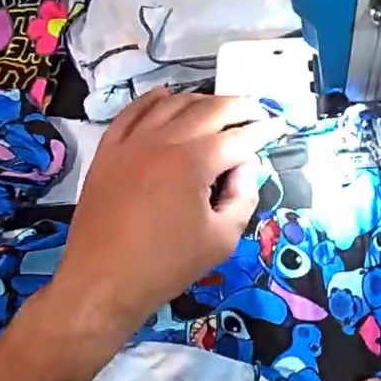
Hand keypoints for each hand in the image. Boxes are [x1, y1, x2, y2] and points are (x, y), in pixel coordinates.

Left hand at [53, 89, 286, 339]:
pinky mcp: (109, 150)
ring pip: (172, 103)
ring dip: (202, 100)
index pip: (240, 137)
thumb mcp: (223, 239)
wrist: (102, 282)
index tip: (279, 126)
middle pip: (209, 109)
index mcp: (194, 163)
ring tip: (220, 108)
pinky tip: (167, 97)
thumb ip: (243, 196)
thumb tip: (244, 166)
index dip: (264, 130)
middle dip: (239, 106)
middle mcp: (163, 141)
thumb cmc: (166, 266)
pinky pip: (133, 111)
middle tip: (257, 112)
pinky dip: (154, 99)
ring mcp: (132, 142)